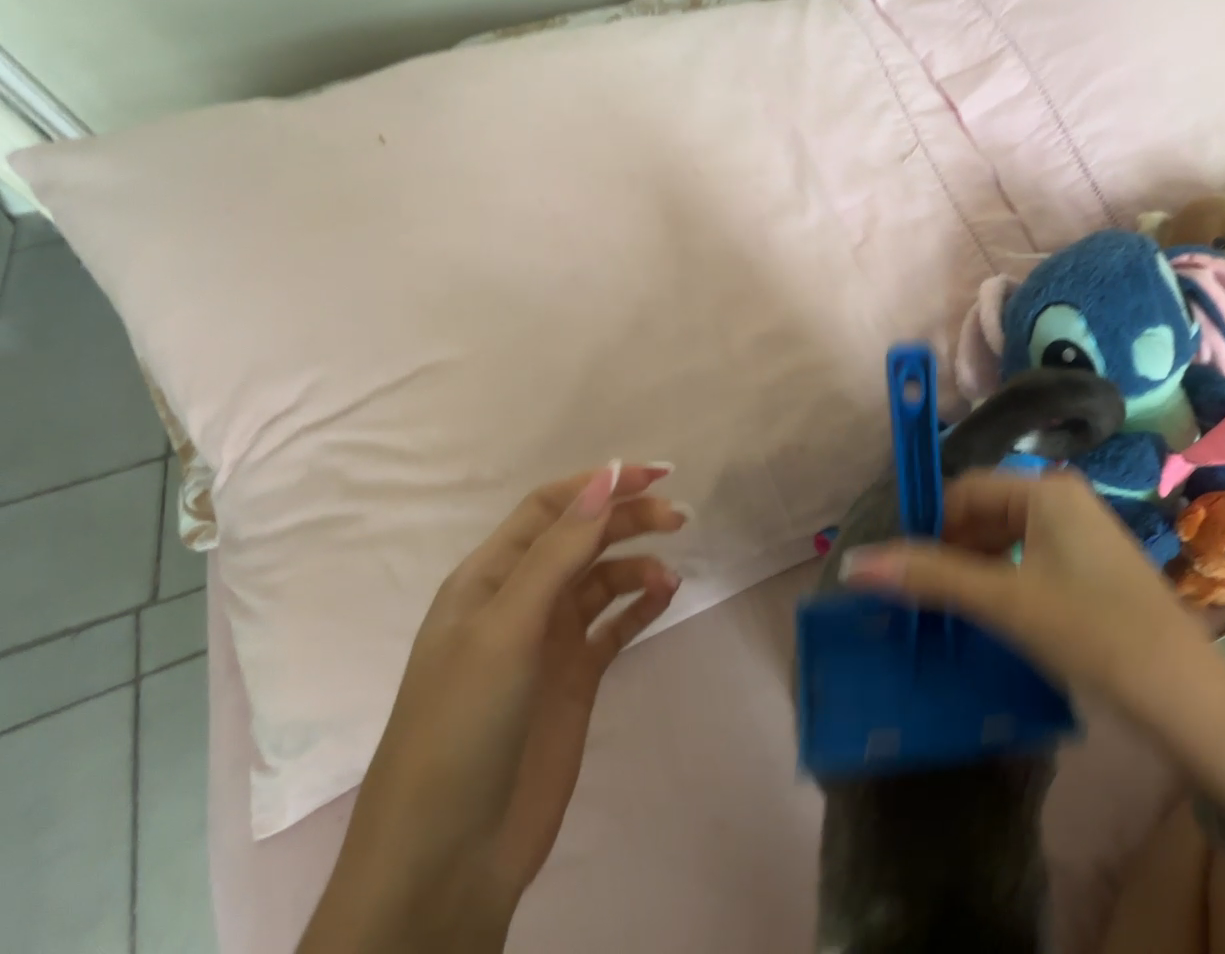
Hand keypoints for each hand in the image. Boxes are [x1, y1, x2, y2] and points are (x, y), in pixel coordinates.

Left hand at [300, 461, 687, 953]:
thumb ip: (558, 552)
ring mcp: (548, 643)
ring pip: (602, 581)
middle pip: (581, 540)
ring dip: (637, 566)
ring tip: (667, 577)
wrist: (453, 844)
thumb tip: (605, 478)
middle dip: (627, 519)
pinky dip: (641, 606)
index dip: (599, 484)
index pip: (548, 510)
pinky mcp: (576, 679)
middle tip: (679, 517)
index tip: (656, 474)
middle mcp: (518, 602)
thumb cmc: (464, 722)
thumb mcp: (506, 627)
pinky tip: (667, 597)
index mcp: (486, 580)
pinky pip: (616, 626)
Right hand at [840, 472, 1224, 810]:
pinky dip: (1002, 583)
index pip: (965, 489)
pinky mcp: (1095, 570)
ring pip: (1008, 540)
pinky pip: (1032, 562)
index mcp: (1047, 491)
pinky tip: (989, 619)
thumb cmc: (1091, 633)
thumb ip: (930, 577)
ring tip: (945, 614)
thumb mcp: (1005, 602)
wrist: (1182, 694)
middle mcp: (1067, 501)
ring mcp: (1085, 535)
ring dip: (972, 571)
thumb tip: (853, 562)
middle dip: (948, 550)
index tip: (895, 570)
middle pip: (986, 513)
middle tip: (916, 599)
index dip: (926, 525)